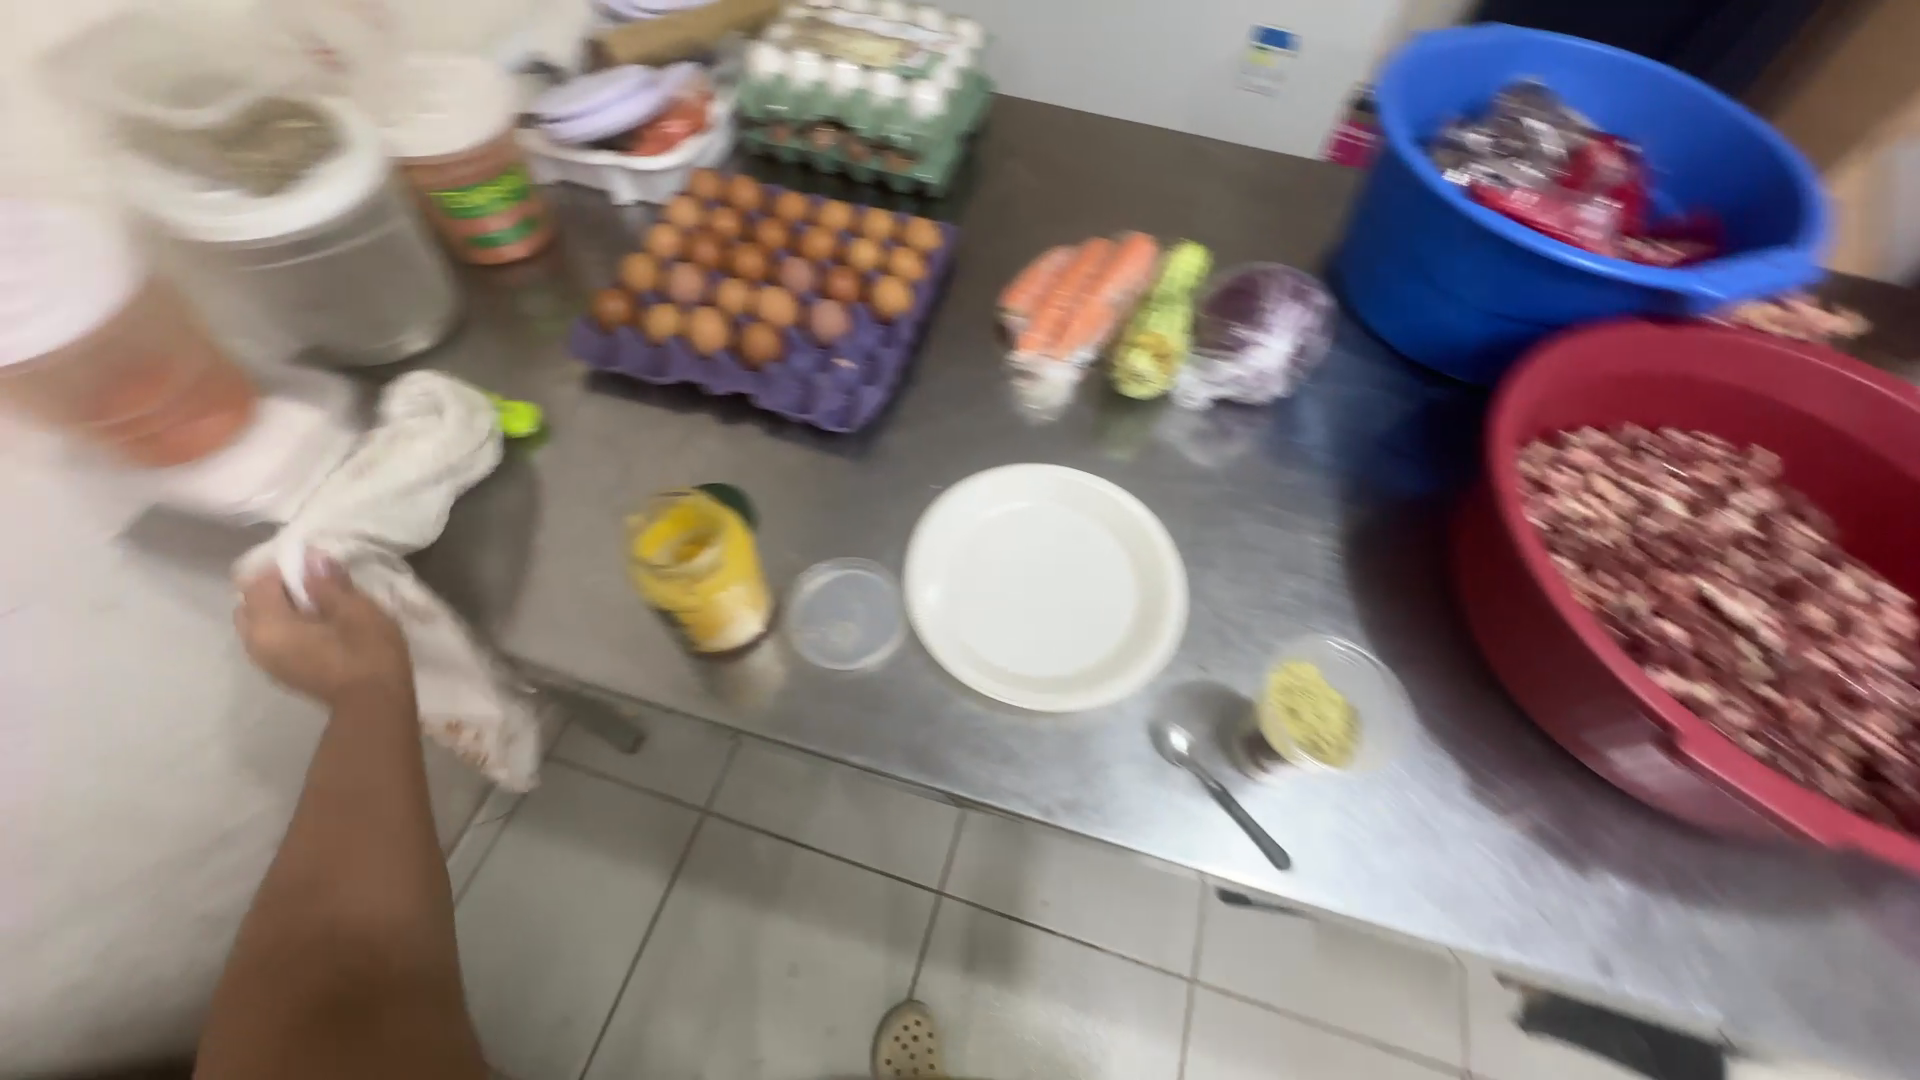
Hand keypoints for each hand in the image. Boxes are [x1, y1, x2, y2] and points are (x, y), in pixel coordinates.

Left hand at [236, 556, 412, 707]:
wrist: (374, 704)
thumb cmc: (369, 654)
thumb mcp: (357, 611)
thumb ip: (330, 584)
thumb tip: (312, 559)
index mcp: (269, 625)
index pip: (259, 583)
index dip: (285, 569)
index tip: (317, 568)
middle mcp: (255, 642)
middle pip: (251, 603)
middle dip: (277, 590)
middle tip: (317, 586)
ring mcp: (266, 661)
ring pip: (260, 623)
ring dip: (282, 610)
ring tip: (321, 607)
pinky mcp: (281, 672)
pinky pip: (272, 639)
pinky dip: (288, 628)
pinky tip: (320, 630)